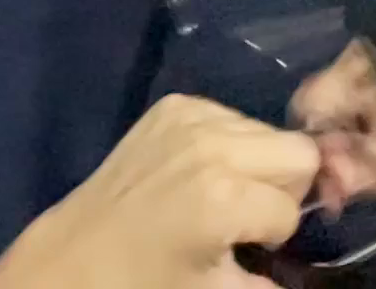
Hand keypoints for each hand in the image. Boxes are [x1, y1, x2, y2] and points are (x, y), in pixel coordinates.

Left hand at [0, 94, 319, 288]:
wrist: (77, 254)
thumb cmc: (145, 282)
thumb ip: (267, 282)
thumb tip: (298, 270)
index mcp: (223, 196)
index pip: (291, 207)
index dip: (277, 233)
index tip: (253, 244)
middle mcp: (212, 144)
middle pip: (296, 149)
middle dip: (285, 185)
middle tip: (252, 212)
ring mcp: (190, 116)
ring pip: (267, 128)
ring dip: (257, 161)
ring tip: (224, 189)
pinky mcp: (173, 104)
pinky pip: (230, 113)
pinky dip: (228, 140)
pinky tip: (200, 166)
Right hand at [289, 41, 375, 215]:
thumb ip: (359, 171)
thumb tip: (323, 180)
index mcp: (371, 68)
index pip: (313, 97)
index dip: (313, 141)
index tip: (326, 181)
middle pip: (331, 98)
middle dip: (334, 145)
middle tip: (345, 189)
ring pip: (352, 102)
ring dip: (353, 141)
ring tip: (369, 176)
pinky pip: (375, 100)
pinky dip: (373, 129)